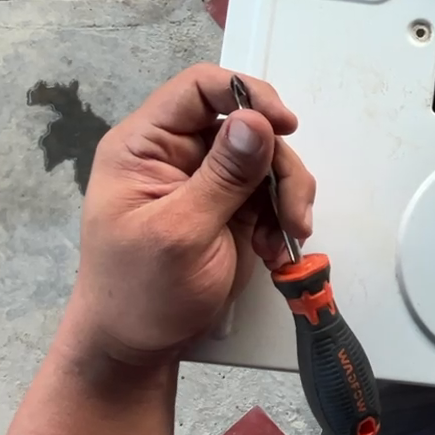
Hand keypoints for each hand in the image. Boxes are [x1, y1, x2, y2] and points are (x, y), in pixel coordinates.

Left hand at [64, 64, 316, 367]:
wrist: (140, 344)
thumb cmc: (140, 292)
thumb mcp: (180, 233)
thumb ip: (222, 176)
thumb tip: (257, 121)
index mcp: (147, 146)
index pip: (200, 90)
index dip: (247, 95)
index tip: (285, 125)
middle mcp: (180, 154)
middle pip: (250, 127)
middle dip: (280, 167)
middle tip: (294, 214)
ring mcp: (210, 181)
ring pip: (270, 160)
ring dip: (289, 197)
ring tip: (286, 239)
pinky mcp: (235, 207)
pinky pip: (275, 193)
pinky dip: (285, 217)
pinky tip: (276, 249)